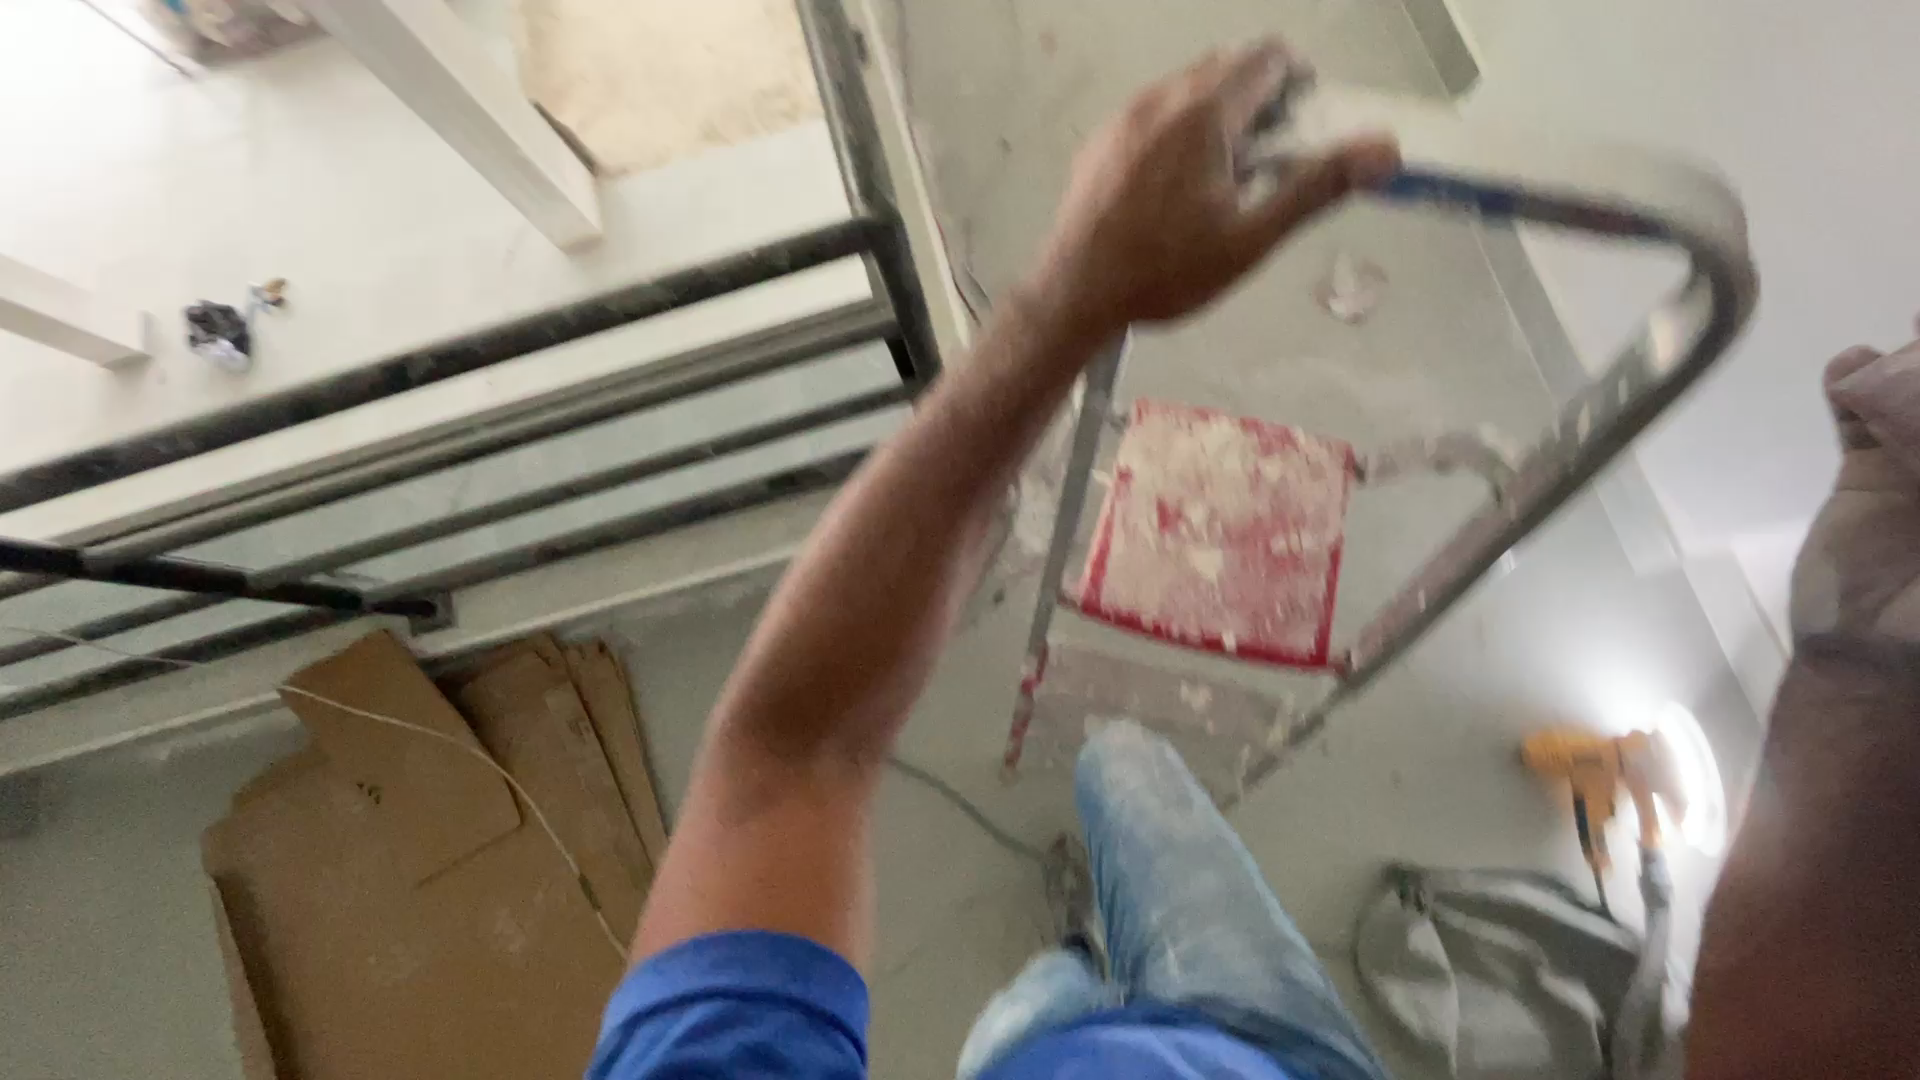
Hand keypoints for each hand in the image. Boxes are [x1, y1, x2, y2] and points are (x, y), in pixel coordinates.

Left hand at [1022, 40, 1397, 335]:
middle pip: (1225, 67)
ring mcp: (1121, 119)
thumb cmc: (1164, 273)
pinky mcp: (1096, 144)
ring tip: (1214, 179)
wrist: (1074, 295)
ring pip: (1183, 89)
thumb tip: (1386, 149)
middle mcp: (1160, 99)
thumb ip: (1314, 189)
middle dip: (1256, 99)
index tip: (1299, 128)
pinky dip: (1172, 131)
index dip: (1296, 82)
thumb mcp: (1247, 240)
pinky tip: (1167, 189)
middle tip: (1261, 160)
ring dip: (1213, 114)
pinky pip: (1148, 116)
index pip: (1267, 57)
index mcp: (1203, 112)